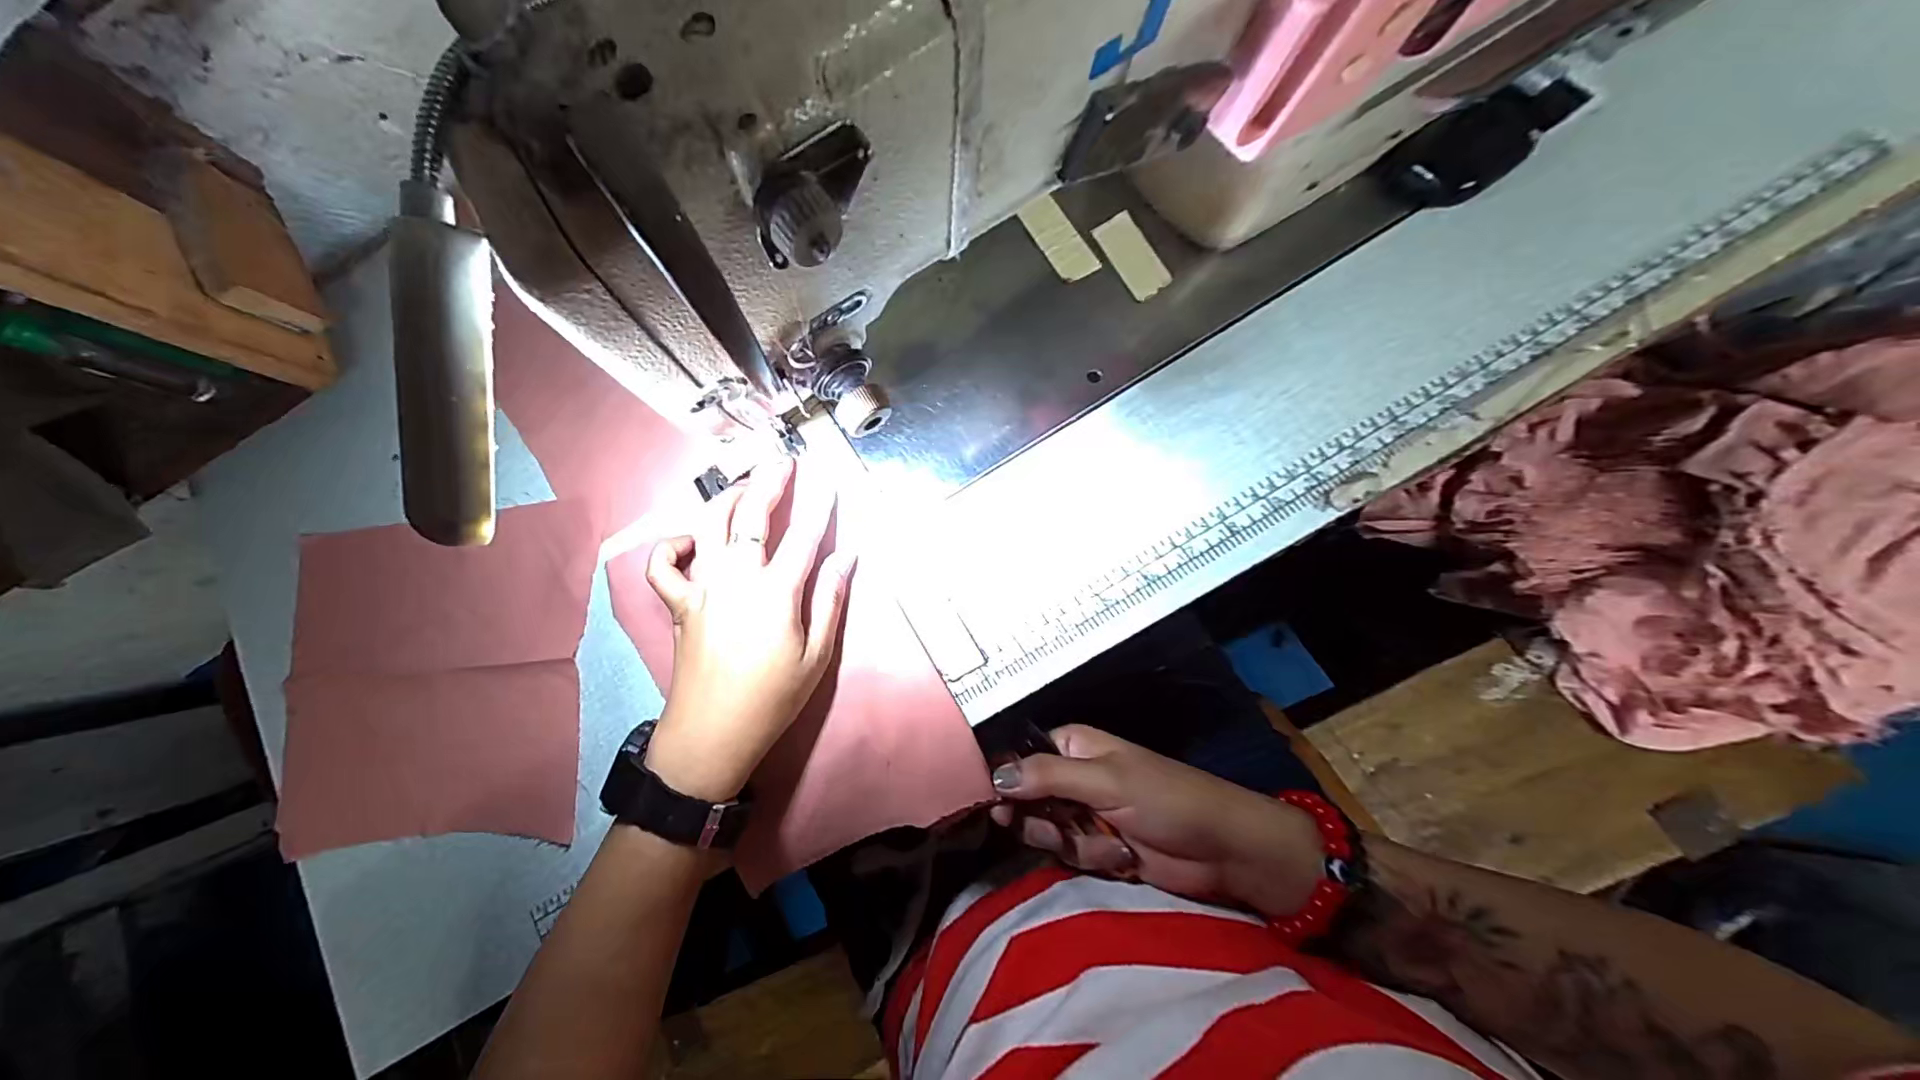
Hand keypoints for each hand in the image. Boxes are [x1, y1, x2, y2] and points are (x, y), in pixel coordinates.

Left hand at [642, 457, 854, 801]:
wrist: (711, 735)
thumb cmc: (772, 699)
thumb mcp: (817, 657)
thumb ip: (830, 601)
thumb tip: (845, 557)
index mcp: (776, 593)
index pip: (803, 535)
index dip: (819, 503)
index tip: (827, 478)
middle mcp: (736, 579)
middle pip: (750, 516)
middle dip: (769, 483)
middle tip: (781, 461)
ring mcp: (701, 588)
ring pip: (707, 525)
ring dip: (727, 498)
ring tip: (745, 485)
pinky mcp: (679, 603)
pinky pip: (663, 564)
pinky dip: (673, 545)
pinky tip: (692, 540)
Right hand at [989, 725, 1326, 918]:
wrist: (1221, 852)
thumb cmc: (1166, 799)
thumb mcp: (1106, 781)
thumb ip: (1048, 776)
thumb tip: (995, 776)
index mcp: (1072, 746)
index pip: (1020, 756)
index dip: (1003, 777)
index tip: (992, 802)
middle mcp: (1072, 776)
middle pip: (1024, 797)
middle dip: (1038, 819)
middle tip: (1058, 827)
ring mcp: (1083, 814)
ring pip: (1043, 830)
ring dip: (1070, 842)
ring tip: (1106, 842)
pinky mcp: (1096, 848)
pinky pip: (1068, 854)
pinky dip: (1091, 859)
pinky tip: (1122, 857)